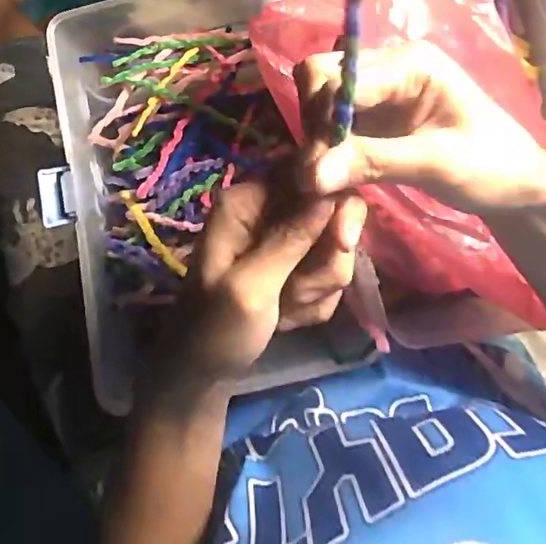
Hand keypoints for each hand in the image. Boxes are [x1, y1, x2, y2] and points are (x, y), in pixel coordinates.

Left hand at [148, 178, 366, 399]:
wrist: (204, 372)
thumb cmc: (216, 326)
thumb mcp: (251, 285)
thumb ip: (291, 239)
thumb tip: (329, 191)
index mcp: (248, 200)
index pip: (308, 173)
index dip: (334, 202)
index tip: (342, 241)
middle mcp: (268, 209)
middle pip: (332, 212)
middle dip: (324, 261)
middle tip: (297, 295)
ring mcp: (285, 236)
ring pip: (335, 248)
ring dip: (317, 287)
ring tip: (284, 310)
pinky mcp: (298, 263)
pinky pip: (331, 273)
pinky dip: (315, 301)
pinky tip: (287, 318)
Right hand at [294, 40, 545, 218]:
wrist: (519, 188)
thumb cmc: (494, 167)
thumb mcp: (438, 164)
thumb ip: (373, 162)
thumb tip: (309, 174)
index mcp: (409, 61)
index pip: (339, 76)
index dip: (321, 121)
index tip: (315, 171)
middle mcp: (386, 64)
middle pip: (319, 77)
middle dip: (314, 124)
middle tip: (318, 175)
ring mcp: (376, 88)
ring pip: (318, 98)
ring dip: (316, 137)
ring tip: (325, 180)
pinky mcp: (370, 114)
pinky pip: (330, 120)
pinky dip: (326, 147)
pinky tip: (334, 176)